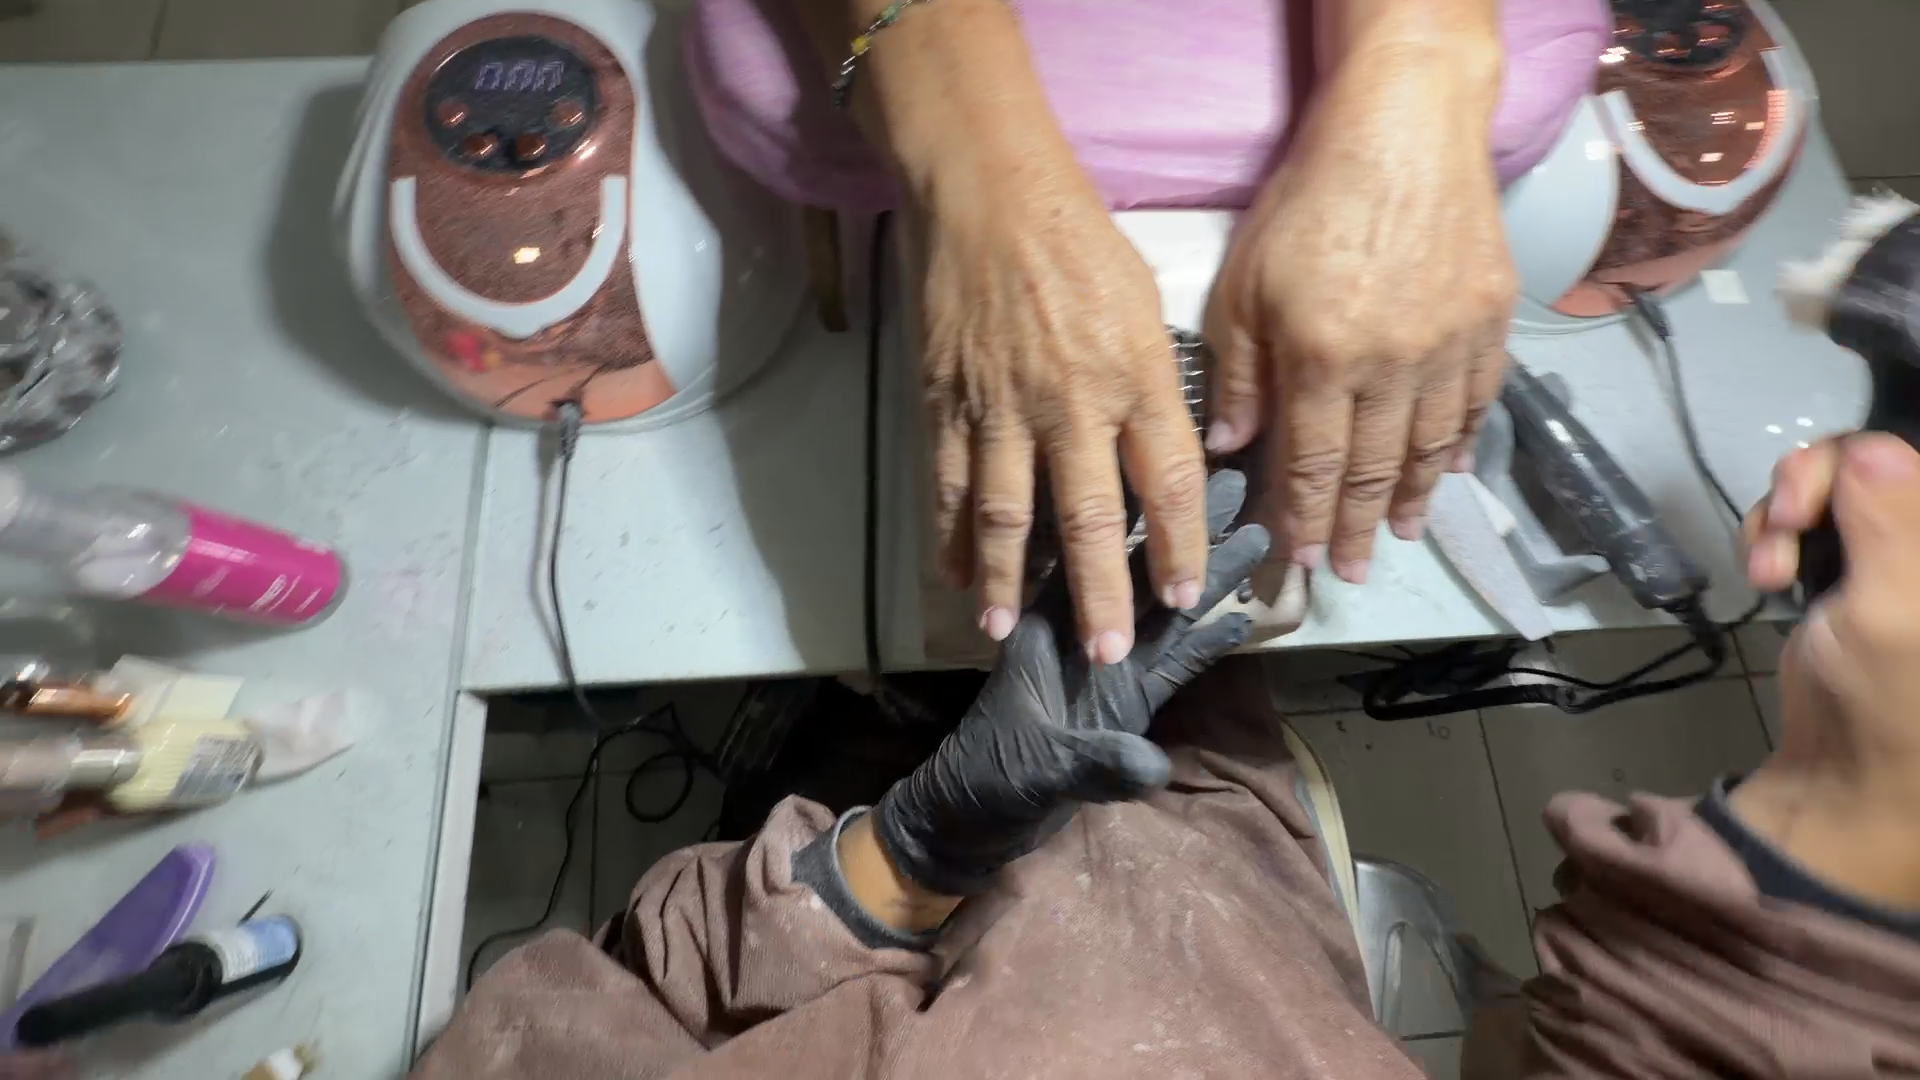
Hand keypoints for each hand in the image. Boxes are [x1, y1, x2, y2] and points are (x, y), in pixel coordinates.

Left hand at [874, 470, 1268, 896]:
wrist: (978, 816)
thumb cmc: (990, 779)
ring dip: (1207, 579)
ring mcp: (1109, 666)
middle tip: (1239, 486)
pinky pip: (1173, 664)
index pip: (1098, 558)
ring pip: (1167, 611)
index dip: (1138, 515)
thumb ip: (1092, 764)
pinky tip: (1241, 619)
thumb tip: (1151, 763)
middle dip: (1187, 530)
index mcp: (1050, 627)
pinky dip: (1204, 643)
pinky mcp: (1125, 702)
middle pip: (1144, 572)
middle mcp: (1085, 632)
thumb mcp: (1037, 767)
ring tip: (1255, 538)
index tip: (1179, 473)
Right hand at [914, 159, 1206, 663]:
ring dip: (1006, 579)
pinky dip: (949, 535)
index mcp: (1133, 376)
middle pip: (1088, 518)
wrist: (987, 193)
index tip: (1181, 600)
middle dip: (1097, 593)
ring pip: (1005, 514)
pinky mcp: (946, 403)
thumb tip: (1159, 458)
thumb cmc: (1078, 241)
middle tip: (1103, 653)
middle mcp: (1070, 404)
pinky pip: (948, 483)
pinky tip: (952, 574)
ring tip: (1003, 630)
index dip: (1177, 548)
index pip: (1166, 482)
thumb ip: (1156, 388)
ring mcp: (1001, 408)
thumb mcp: (1145, 306)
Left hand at [1204, 49, 1514, 582]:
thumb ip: (1240, 376)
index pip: (1314, 463)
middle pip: (1373, 467)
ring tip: (1401, 538)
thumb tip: (1230, 447)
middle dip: (1359, 526)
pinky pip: (1477, 400)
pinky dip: (1459, 444)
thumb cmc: (1306, 207)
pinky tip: (1449, 474)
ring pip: (1428, 444)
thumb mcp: (1244, 291)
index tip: (1306, 558)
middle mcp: (1393, 365)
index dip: (1309, 517)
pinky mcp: (1490, 317)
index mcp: (1323, 361)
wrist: (1403, 127)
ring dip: (1412, 498)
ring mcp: (1450, 343)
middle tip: (1354, 573)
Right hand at [1736, 434, 1919, 904]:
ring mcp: (1895, 549)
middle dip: (1801, 495)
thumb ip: (1892, 527)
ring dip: (1777, 524)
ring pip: (1822, 491)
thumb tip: (1871, 450)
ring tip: (1766, 573)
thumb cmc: (1894, 694)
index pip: (1904, 460)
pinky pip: (1803, 524)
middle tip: (1779, 538)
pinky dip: (1774, 540)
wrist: (1855, 757)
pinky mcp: (1852, 567)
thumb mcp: (1891, 611)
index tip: (1798, 515)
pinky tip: (1768, 576)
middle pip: (1859, 464)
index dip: (1845, 467)